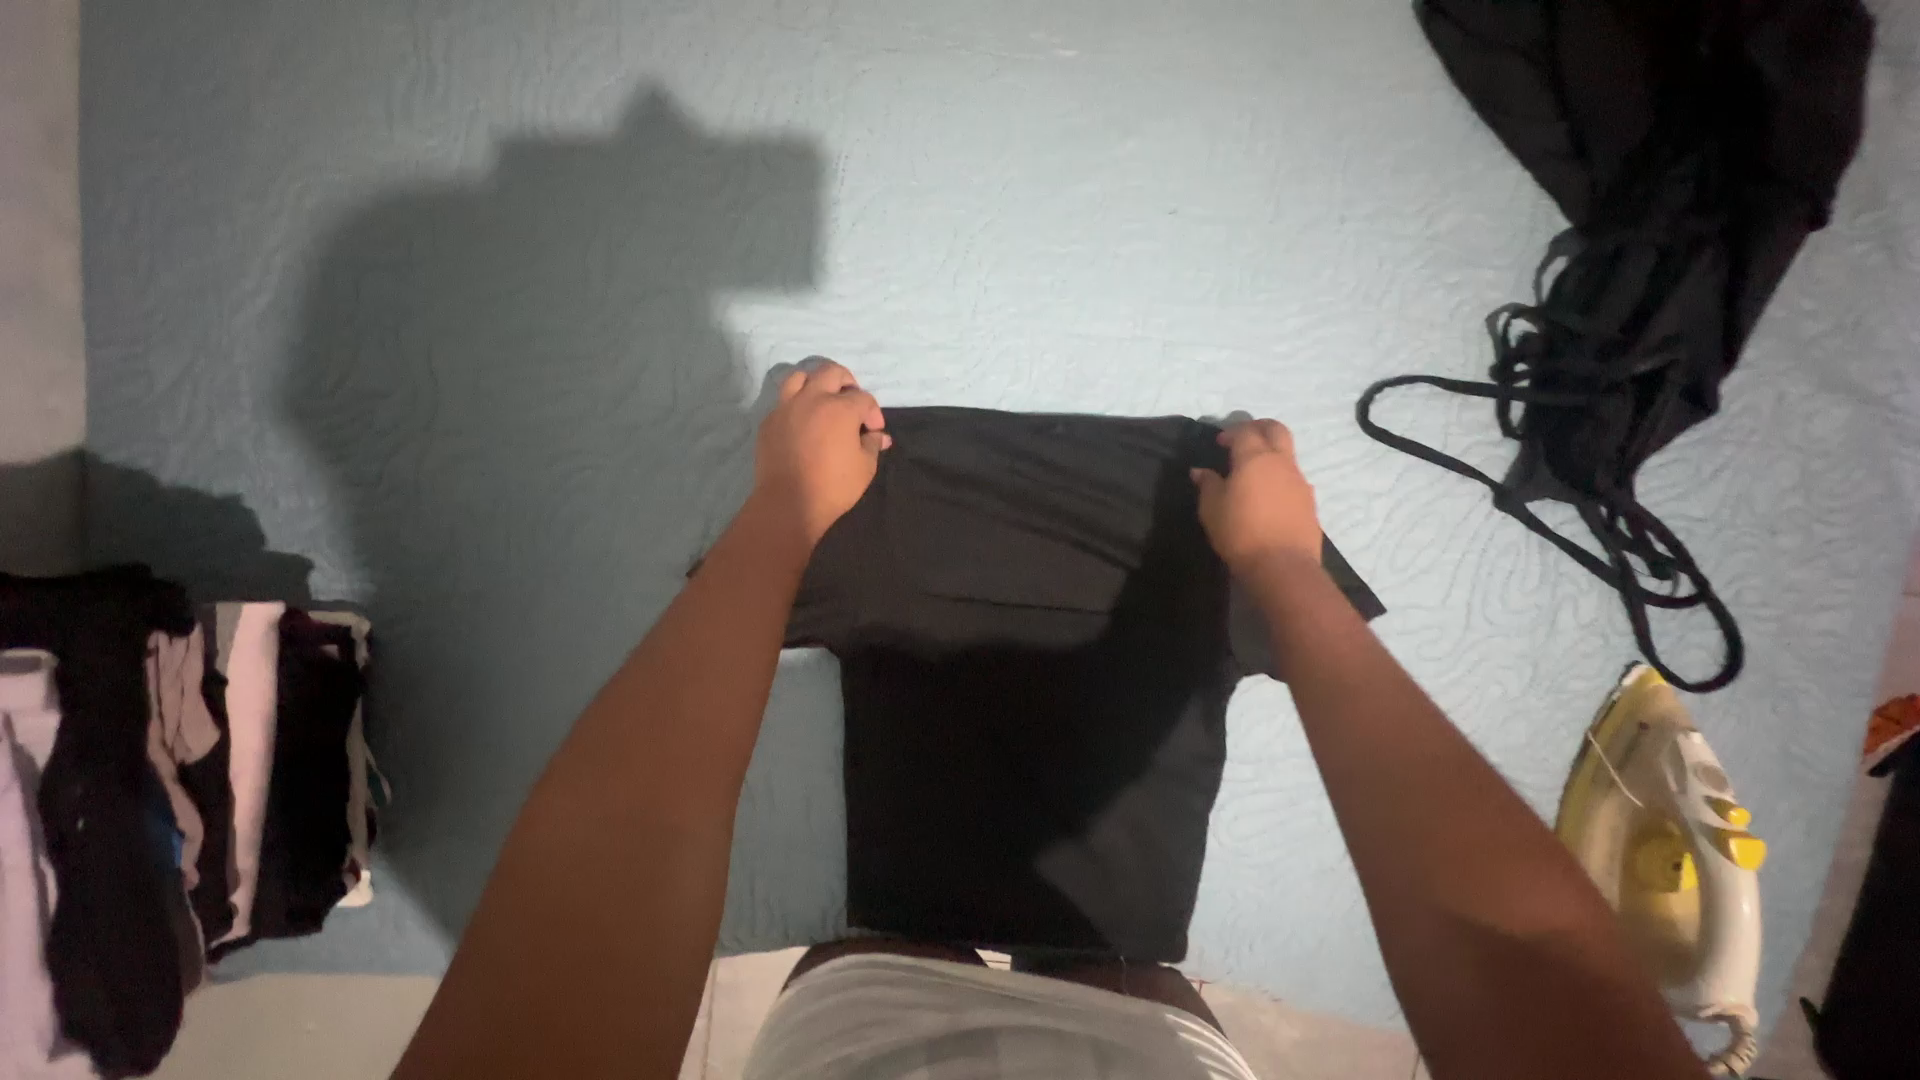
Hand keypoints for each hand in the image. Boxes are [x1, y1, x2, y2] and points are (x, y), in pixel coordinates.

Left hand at [750, 359, 890, 546]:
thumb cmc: (834, 486)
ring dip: (815, 384)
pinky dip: (796, 405)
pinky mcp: (769, 421)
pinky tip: (803, 424)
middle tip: (851, 402)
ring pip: (799, 377)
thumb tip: (878, 436)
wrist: (788, 502)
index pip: (863, 398)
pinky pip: (783, 402)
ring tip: (822, 401)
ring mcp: (786, 408)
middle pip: (831, 372)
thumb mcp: (865, 467)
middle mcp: (812, 399)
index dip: (873, 413)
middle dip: (847, 382)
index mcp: (840, 408)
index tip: (873, 431)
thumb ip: (872, 444)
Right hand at [1192, 419, 1320, 574]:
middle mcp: (1282, 462)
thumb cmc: (1240, 532)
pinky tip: (1267, 495)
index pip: (1245, 431)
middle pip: (1276, 430)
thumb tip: (1201, 471)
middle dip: (1259, 428)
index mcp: (1255, 458)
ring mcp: (1300, 481)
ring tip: (1254, 471)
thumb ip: (1207, 484)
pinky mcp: (1309, 501)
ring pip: (1288, 454)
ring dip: (1271, 453)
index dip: (1231, 431)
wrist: (1282, 565)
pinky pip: (1293, 478)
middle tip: (1243, 438)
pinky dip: (1279, 476)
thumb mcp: (1212, 508)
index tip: (1219, 441)